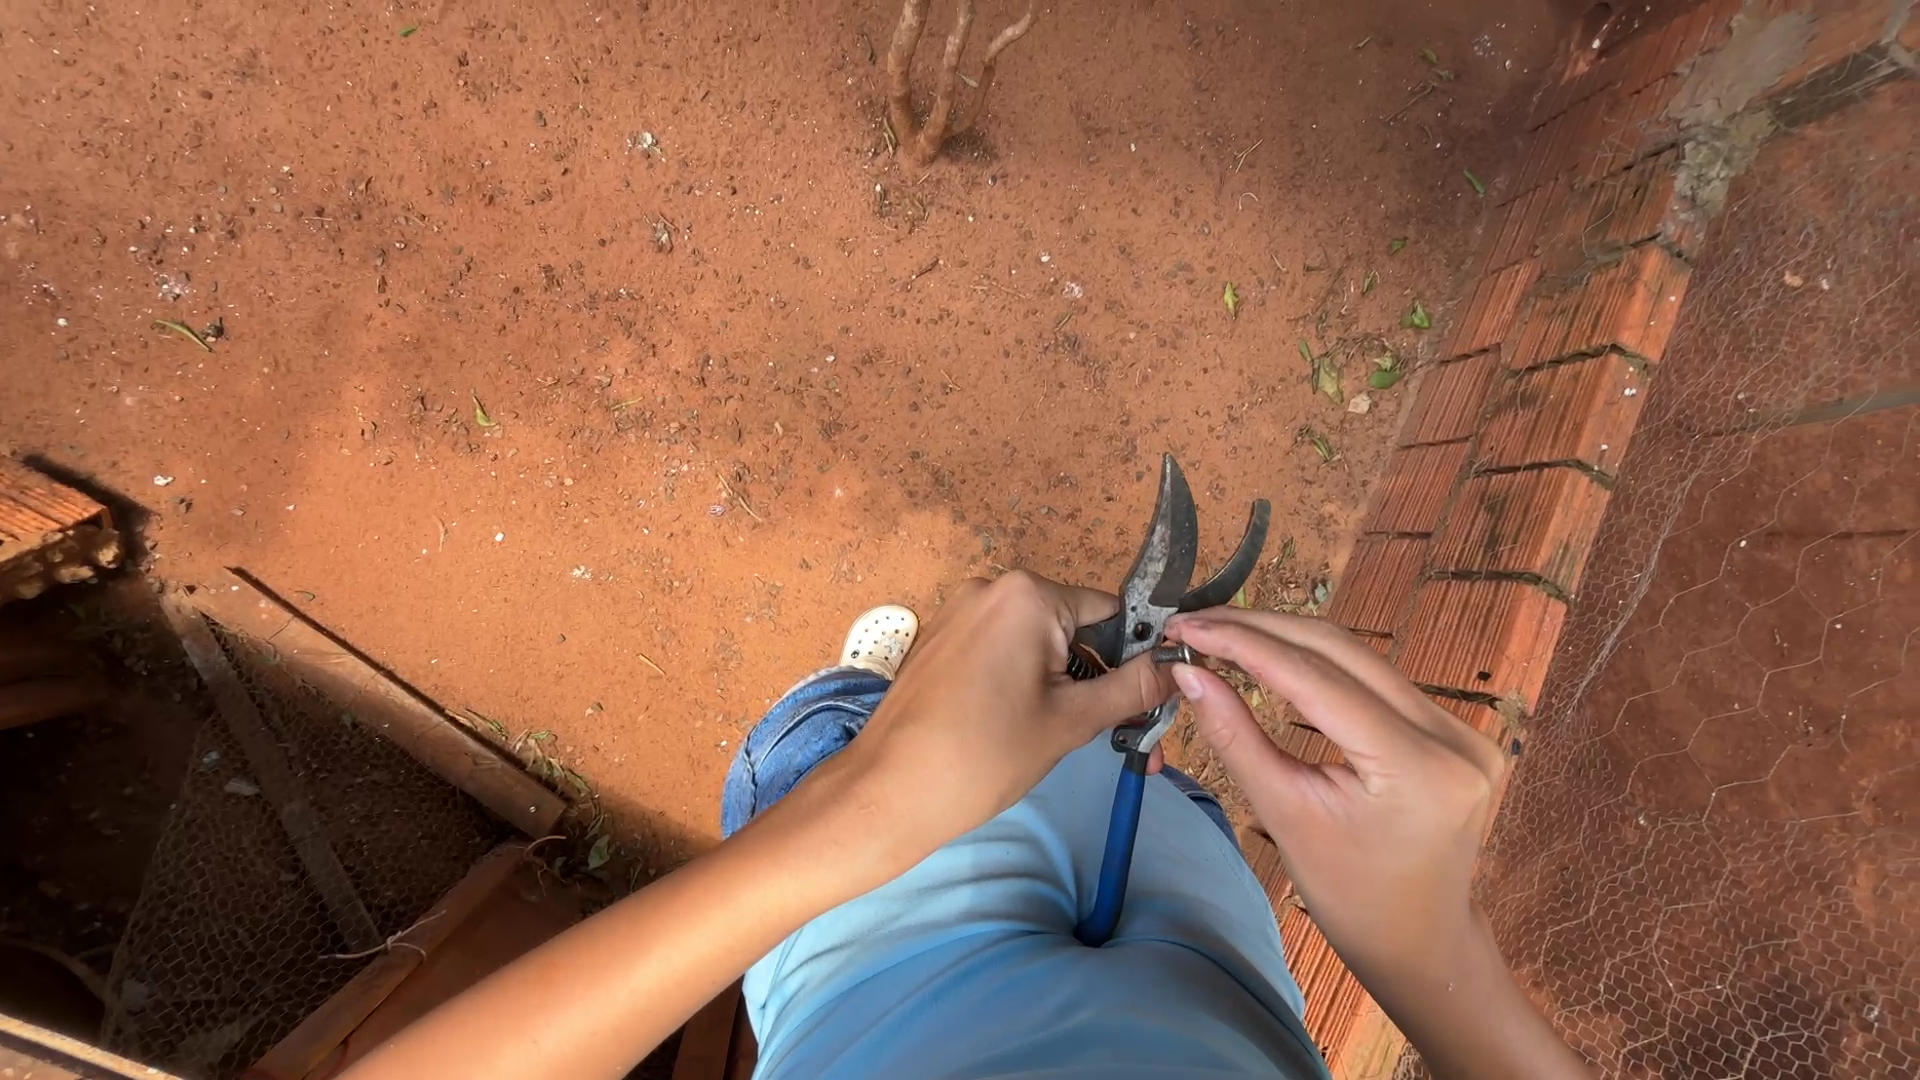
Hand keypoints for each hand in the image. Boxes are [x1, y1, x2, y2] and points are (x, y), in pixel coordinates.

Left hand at [803, 571, 1174, 867]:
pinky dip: (1025, 681)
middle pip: (1072, 627)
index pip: (1109, 611)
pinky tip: (1029, 725)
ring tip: (1077, 738)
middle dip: (1099, 677)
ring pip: (1037, 643)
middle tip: (1122, 736)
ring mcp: (961, 612)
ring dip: (1065, 684)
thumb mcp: (1071, 721)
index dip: (1135, 656)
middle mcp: (992, 588)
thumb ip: (1132, 688)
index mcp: (1027, 594)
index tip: (1149, 701)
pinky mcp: (943, 639)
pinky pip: (1002, 651)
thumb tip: (1179, 666)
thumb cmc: (984, 754)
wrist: (887, 791)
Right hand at [1165, 610, 1586, 1079]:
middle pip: (1337, 649)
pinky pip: (1367, 674)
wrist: (1422, 941)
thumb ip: (1234, 735)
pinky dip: (1309, 659)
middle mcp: (1451, 733)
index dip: (1242, 643)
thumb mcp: (1282, 814)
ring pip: (1352, 653)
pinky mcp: (1449, 724)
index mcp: (1417, 766)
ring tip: (1220, 632)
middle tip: (1194, 622)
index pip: (1314, 677)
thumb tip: (1187, 671)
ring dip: (1281, 637)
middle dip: (1257, 628)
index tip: (1186, 626)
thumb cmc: (1349, 895)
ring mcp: (1459, 725)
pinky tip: (1268, 654)